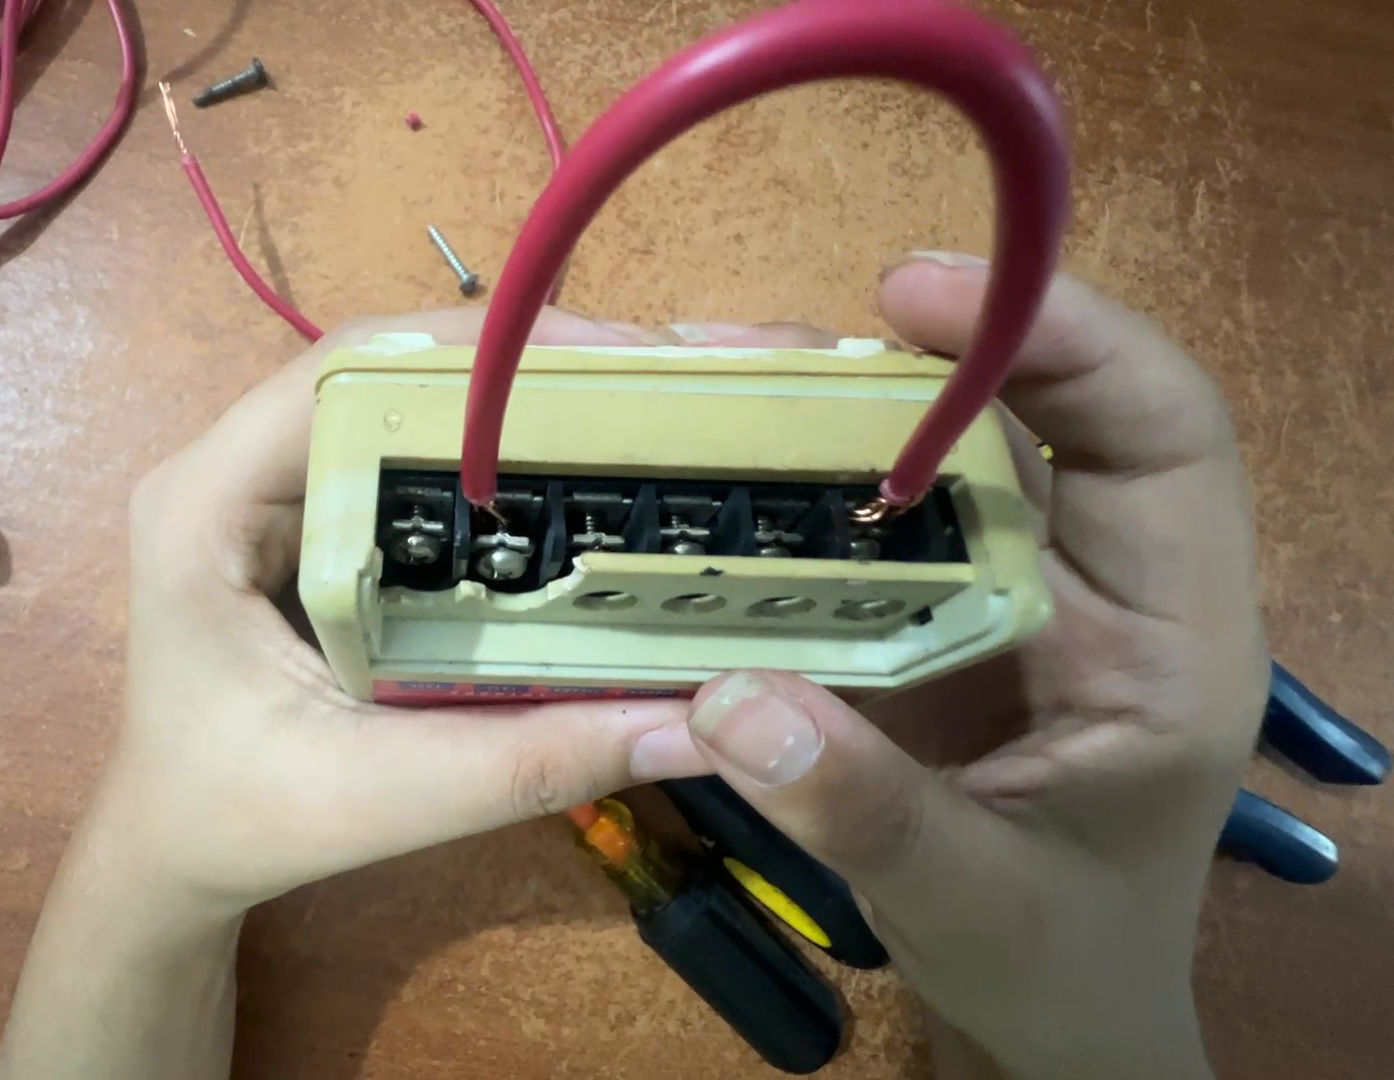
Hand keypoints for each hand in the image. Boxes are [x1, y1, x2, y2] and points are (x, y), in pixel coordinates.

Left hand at [108, 307, 825, 916]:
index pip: (341, 378)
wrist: (176, 839)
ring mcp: (254, 485)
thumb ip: (523, 762)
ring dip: (495, 399)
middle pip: (374, 373)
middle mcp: (223, 470)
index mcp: (204, 508)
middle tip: (640, 384)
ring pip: (386, 402)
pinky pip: (387, 451)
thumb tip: (691, 724)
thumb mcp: (378, 798)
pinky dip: (471, 449)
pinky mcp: (291, 512)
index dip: (473, 351)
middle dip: (506, 367)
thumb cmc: (239, 819)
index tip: (606, 360)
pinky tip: (548, 468)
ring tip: (615, 411)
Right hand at [686, 254, 1262, 1079]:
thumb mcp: (973, 898)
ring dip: (810, 421)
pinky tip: (696, 492)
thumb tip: (728, 701)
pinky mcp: (894, 623)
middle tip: (745, 349)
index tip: (911, 292)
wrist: (1034, 1001)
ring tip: (701, 395)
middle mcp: (1064, 586)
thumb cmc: (1053, 957)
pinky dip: (772, 502)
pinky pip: (837, 537)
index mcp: (1153, 634)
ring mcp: (969, 600)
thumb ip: (865, 811)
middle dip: (884, 364)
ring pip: (906, 469)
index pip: (1153, 432)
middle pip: (1002, 424)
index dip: (1057, 337)